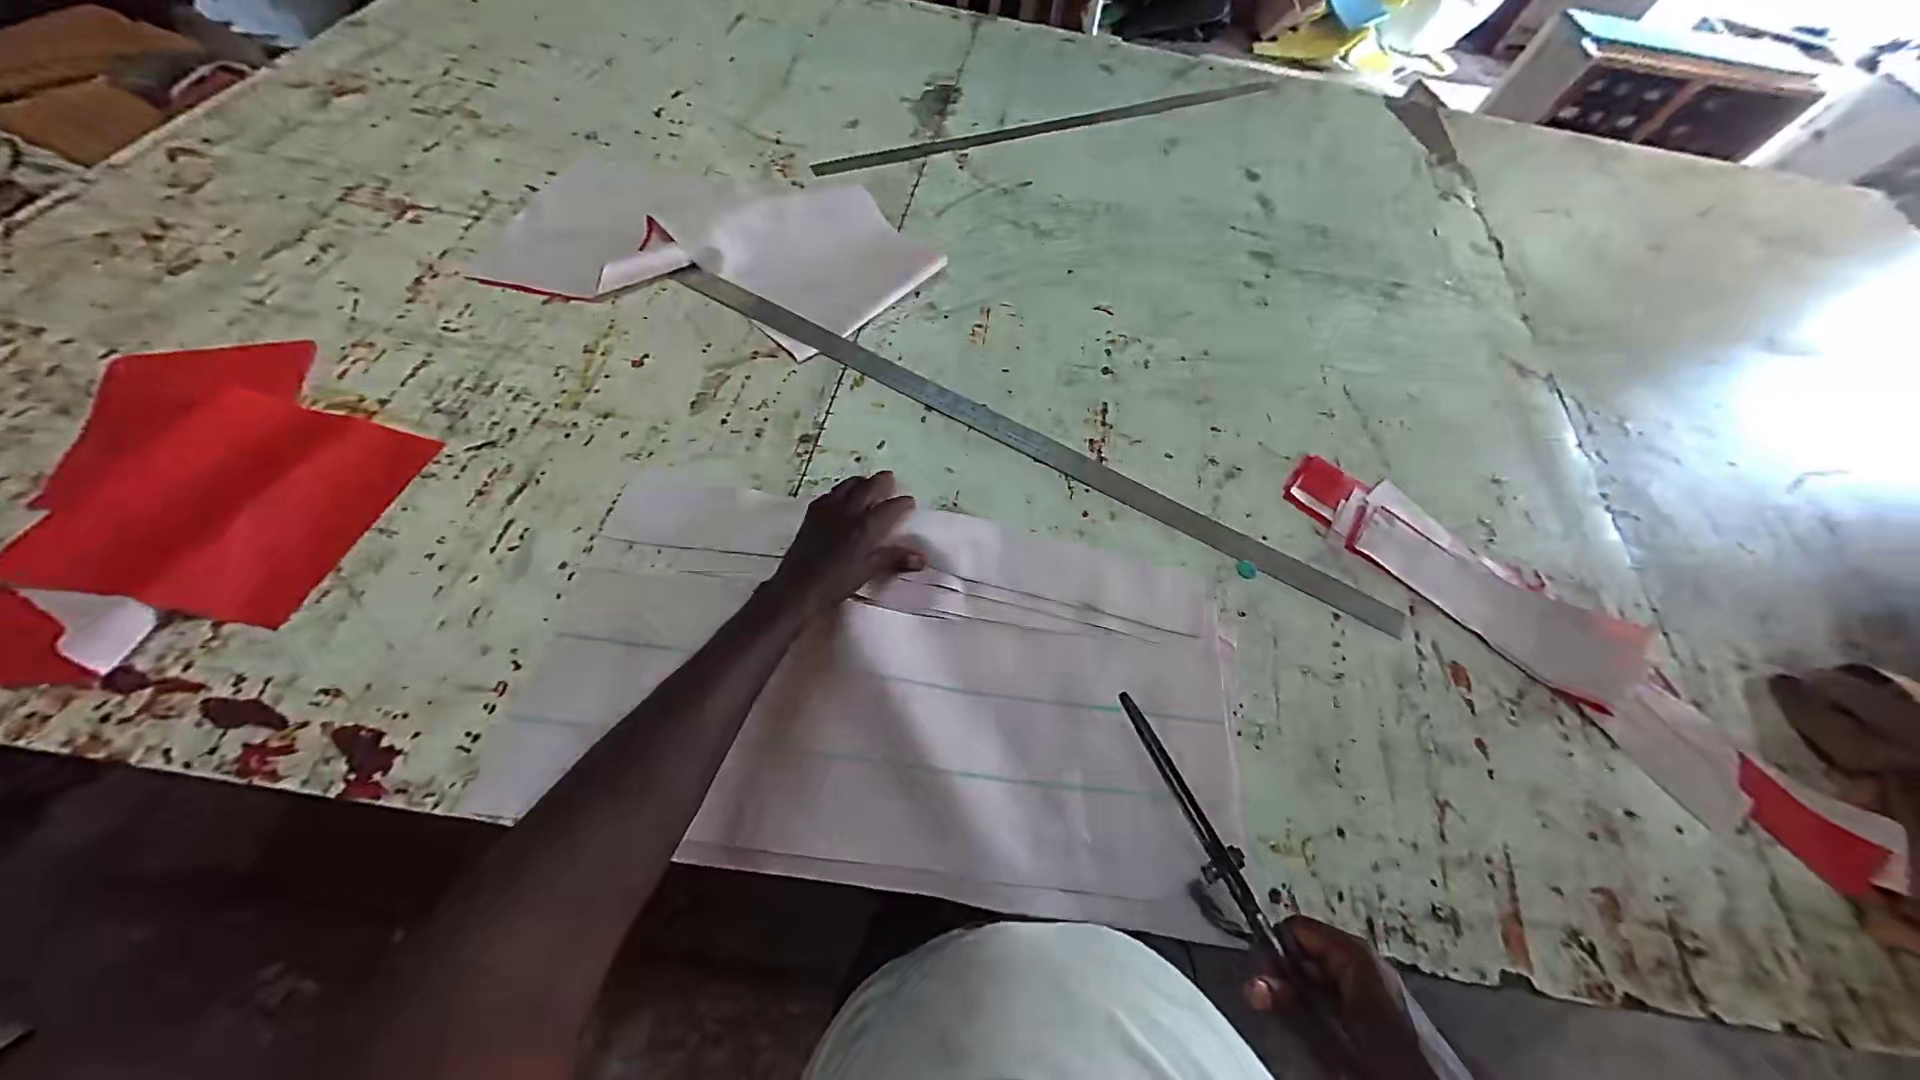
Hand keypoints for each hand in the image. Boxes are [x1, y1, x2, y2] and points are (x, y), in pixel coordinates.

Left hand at [763, 472, 925, 616]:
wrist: (799, 587)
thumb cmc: (837, 583)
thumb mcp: (869, 570)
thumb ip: (894, 559)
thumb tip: (921, 559)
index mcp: (866, 526)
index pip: (891, 508)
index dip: (902, 503)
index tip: (909, 502)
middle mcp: (849, 511)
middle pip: (869, 487)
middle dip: (883, 482)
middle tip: (891, 479)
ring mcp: (829, 509)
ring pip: (849, 485)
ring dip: (862, 482)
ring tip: (869, 483)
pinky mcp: (813, 512)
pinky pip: (831, 493)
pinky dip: (842, 490)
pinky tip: (843, 496)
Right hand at [1244, 916, 1438, 1079]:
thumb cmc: (1387, 1066)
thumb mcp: (1326, 1035)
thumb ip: (1286, 1004)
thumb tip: (1254, 983)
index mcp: (1357, 955)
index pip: (1296, 928)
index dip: (1276, 954)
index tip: (1268, 984)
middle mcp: (1372, 962)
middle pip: (1311, 950)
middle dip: (1291, 977)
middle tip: (1283, 1009)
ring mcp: (1385, 987)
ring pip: (1326, 975)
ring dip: (1309, 997)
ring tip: (1311, 1030)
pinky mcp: (1392, 1012)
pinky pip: (1345, 994)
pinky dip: (1330, 1010)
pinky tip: (1334, 1039)